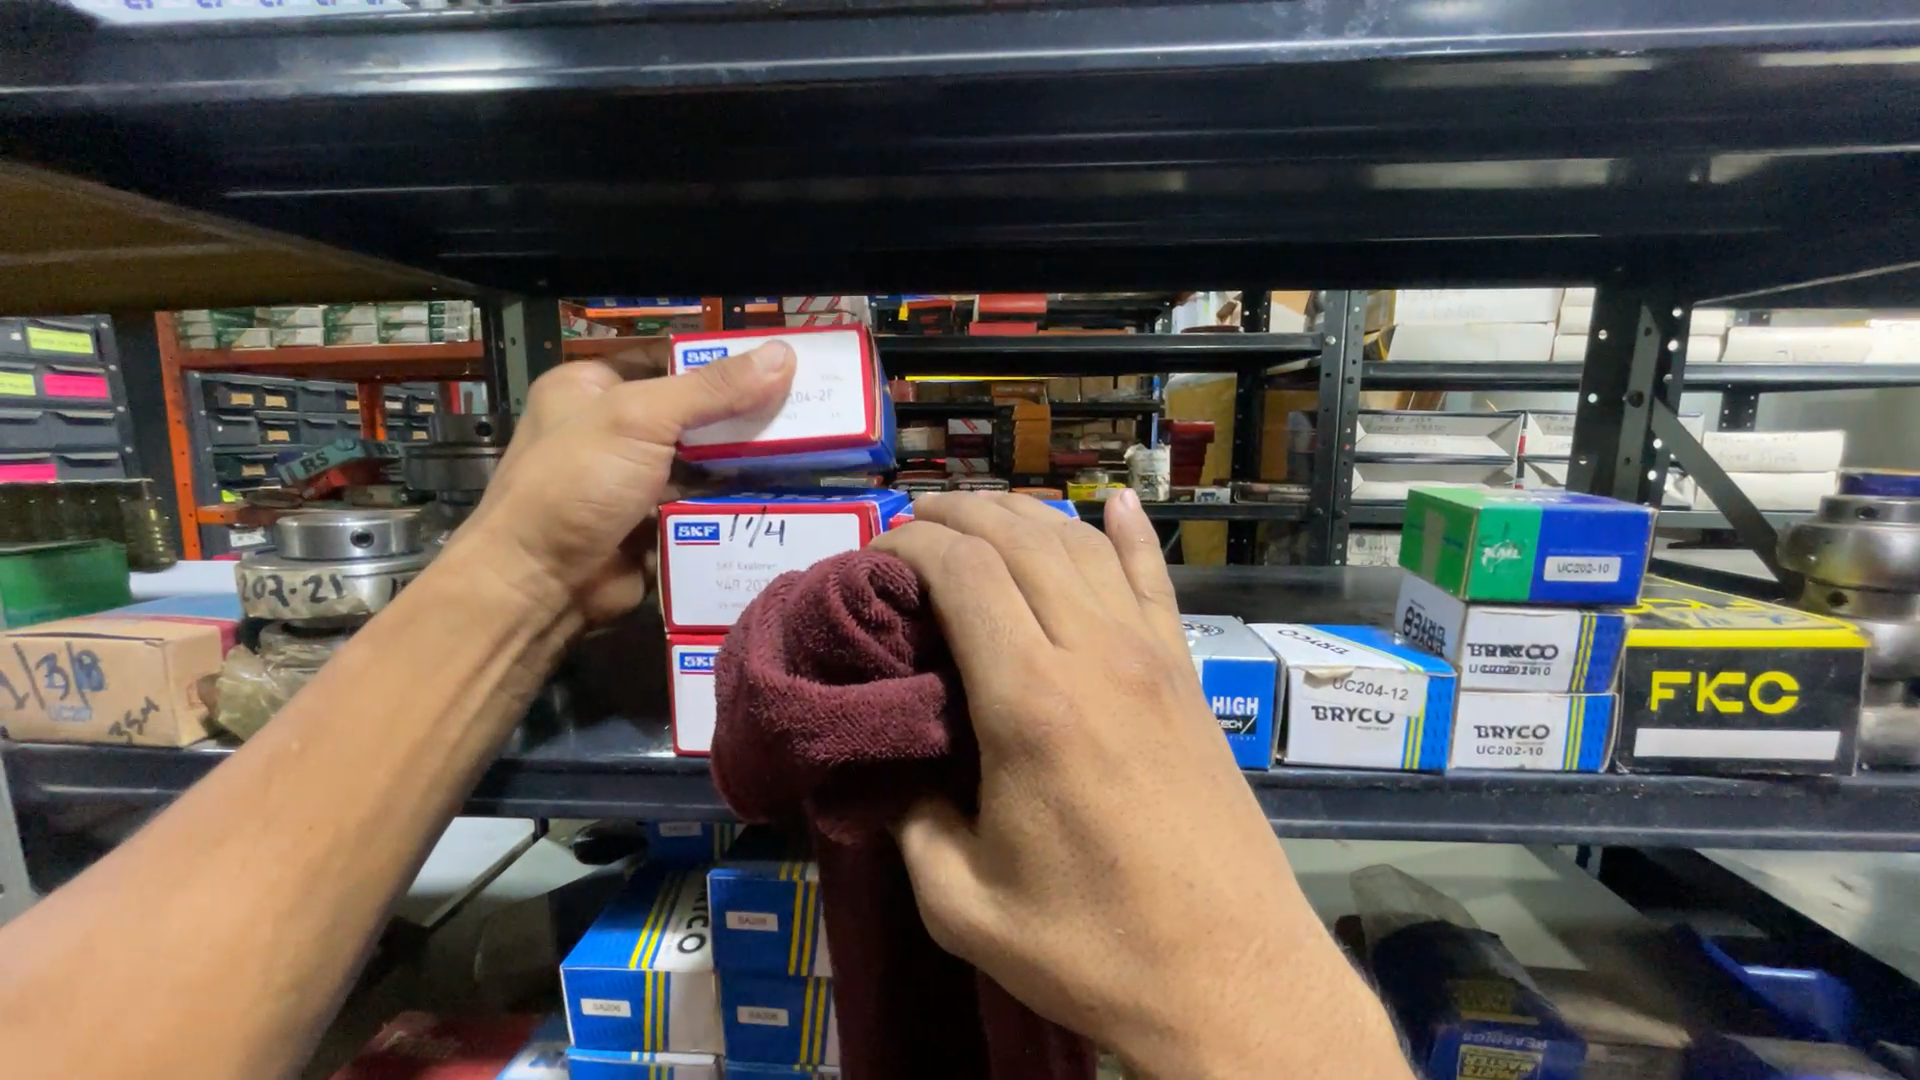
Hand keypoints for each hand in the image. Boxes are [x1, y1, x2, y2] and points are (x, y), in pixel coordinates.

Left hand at [441, 339, 794, 624]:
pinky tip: (785, 491)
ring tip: (810, 449)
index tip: (781, 363)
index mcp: (594, 388)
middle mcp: (616, 430)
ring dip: (747, 460)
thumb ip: (712, 388)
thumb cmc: (575, 485)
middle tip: (809, 408)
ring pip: (705, 461)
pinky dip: (737, 500)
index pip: (670, 360)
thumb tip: (782, 355)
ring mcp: (638, 480)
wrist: (540, 586)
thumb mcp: (640, 419)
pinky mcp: (658, 523)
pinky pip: (707, 504)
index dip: (723, 361)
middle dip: (745, 413)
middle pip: (695, 412)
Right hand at [870, 491, 1409, 1079]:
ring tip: (979, 513)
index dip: (913, 544)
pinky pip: (1155, 581)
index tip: (879, 553)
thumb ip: (910, 823)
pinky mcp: (1185, 674)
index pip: (965, 572)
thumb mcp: (964, 903)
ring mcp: (1151, 656)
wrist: (1233, 979)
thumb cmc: (1093, 946)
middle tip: (913, 520)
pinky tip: (1116, 501)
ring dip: (1024, 515)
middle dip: (959, 513)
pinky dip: (1130, 534)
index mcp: (1031, 701)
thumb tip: (890, 771)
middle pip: (1021, 538)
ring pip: (1082, 546)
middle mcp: (1095, 653)